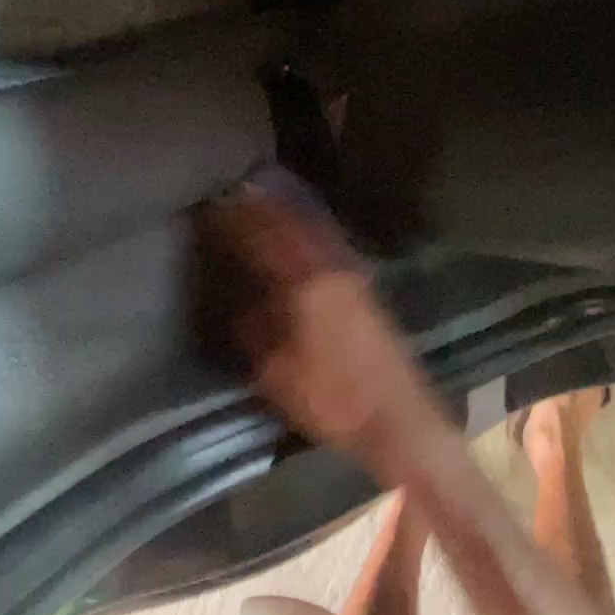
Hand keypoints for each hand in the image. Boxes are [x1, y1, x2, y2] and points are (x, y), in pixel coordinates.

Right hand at [196, 188, 437, 457]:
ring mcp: (353, 275)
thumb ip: (254, 333)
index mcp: (305, 285)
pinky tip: (304, 230)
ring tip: (266, 202)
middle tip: (238, 194)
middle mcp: (330, 269)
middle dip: (263, 208)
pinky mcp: (366, 288)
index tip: (215, 207)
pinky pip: (331, 243)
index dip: (238, 221)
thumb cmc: (332, 401)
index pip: (264, 240)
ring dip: (289, 214)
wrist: (398, 419)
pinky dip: (312, 230)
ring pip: (315, 231)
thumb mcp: (277, 373)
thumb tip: (240, 306)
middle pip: (291, 226)